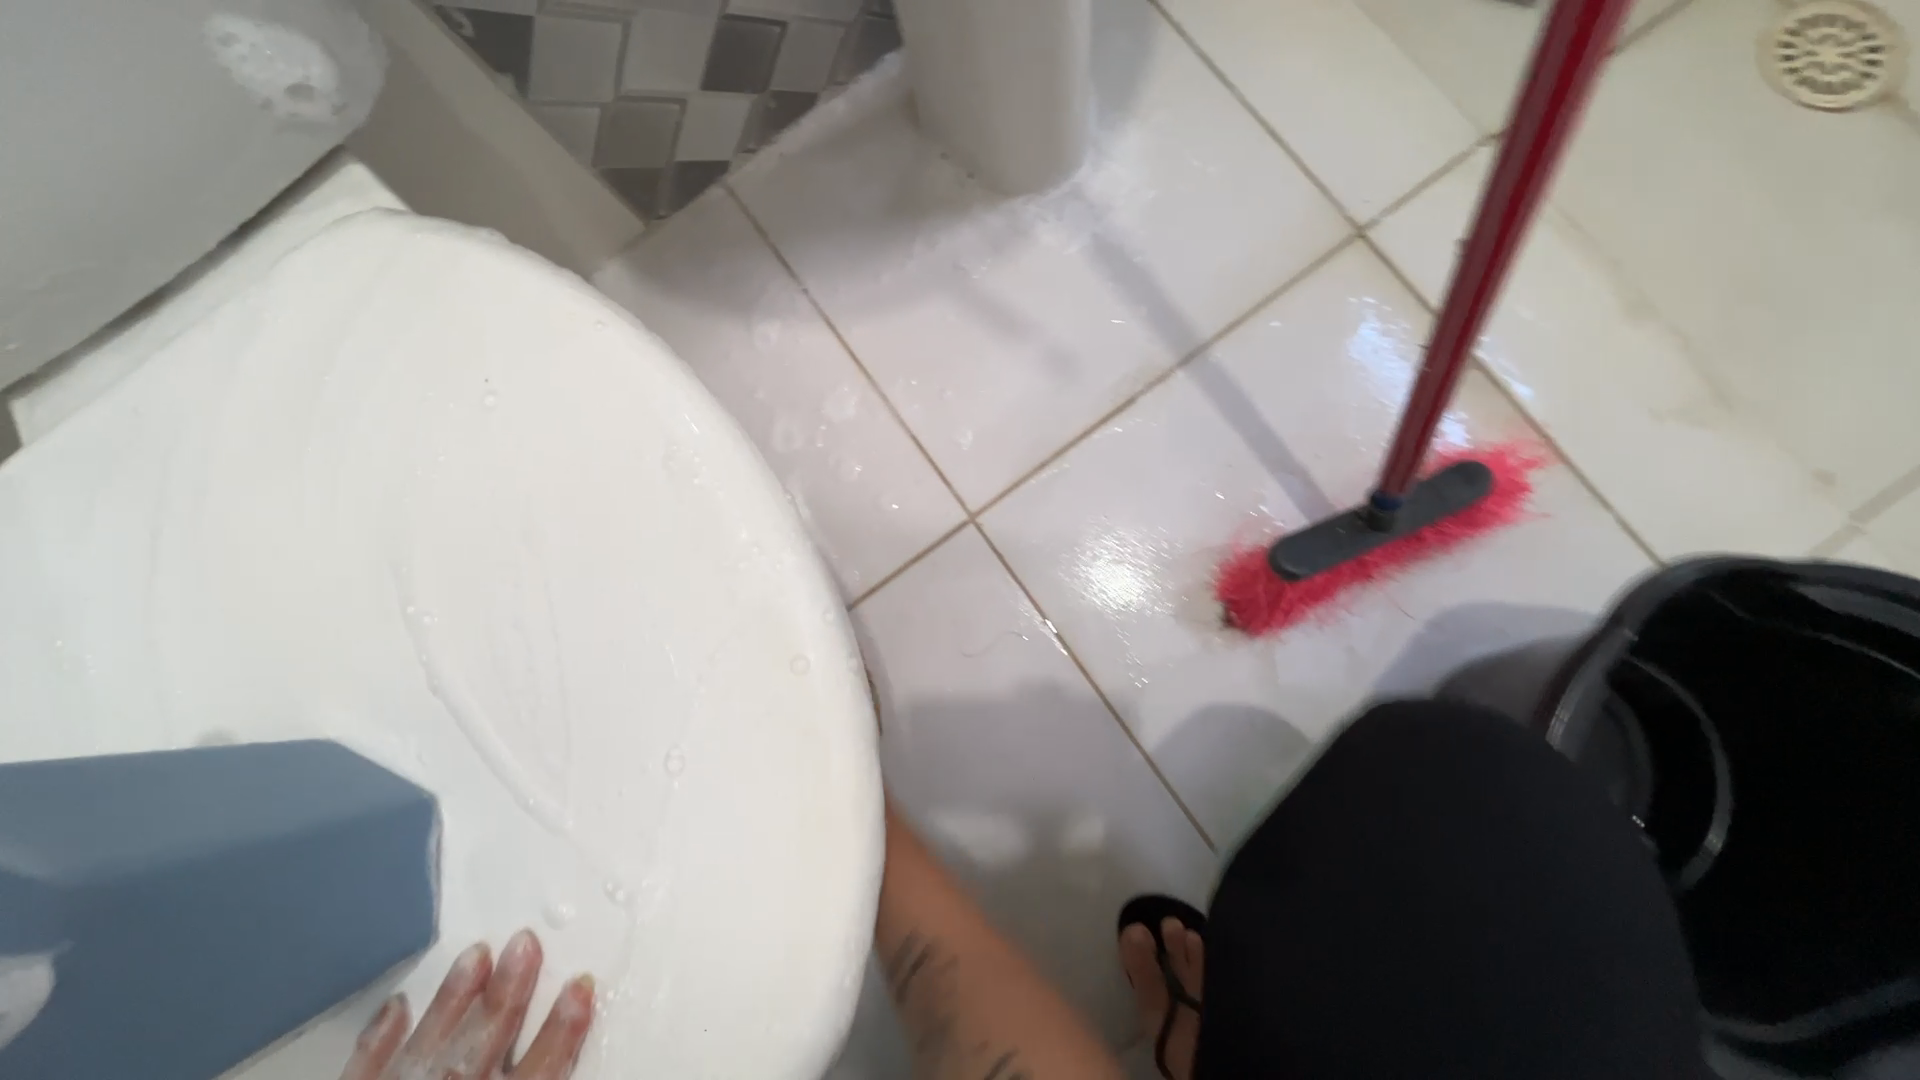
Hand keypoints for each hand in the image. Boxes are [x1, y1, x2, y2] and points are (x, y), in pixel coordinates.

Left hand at [339, 930, 595, 1079]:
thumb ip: (540, 1079)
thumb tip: (564, 1042)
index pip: (539, 1073)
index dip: (563, 1030)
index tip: (581, 986)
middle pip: (483, 1044)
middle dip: (506, 993)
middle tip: (525, 942)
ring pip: (427, 1049)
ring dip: (452, 1001)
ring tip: (475, 953)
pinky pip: (364, 1071)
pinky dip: (378, 1040)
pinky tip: (395, 1006)